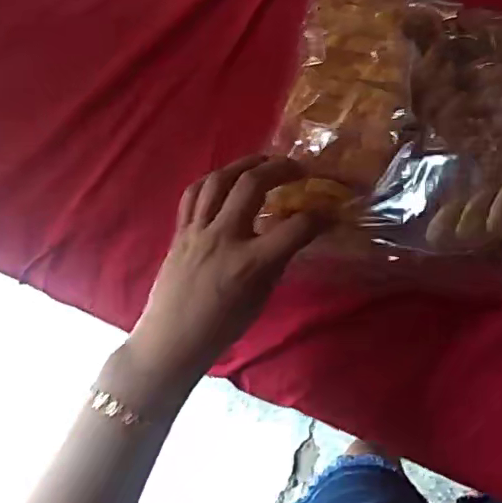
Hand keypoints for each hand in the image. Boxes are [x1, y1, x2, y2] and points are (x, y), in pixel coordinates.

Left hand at [123, 156, 325, 402]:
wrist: (172, 340)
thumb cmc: (222, 327)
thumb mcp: (262, 297)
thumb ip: (277, 260)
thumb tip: (292, 234)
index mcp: (250, 263)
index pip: (294, 228)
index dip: (319, 217)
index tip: (329, 212)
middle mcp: (223, 238)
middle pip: (252, 184)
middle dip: (280, 168)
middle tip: (297, 168)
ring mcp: (197, 231)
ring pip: (219, 180)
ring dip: (245, 163)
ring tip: (263, 162)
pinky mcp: (180, 231)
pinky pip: (194, 194)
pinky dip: (213, 180)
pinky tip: (226, 178)